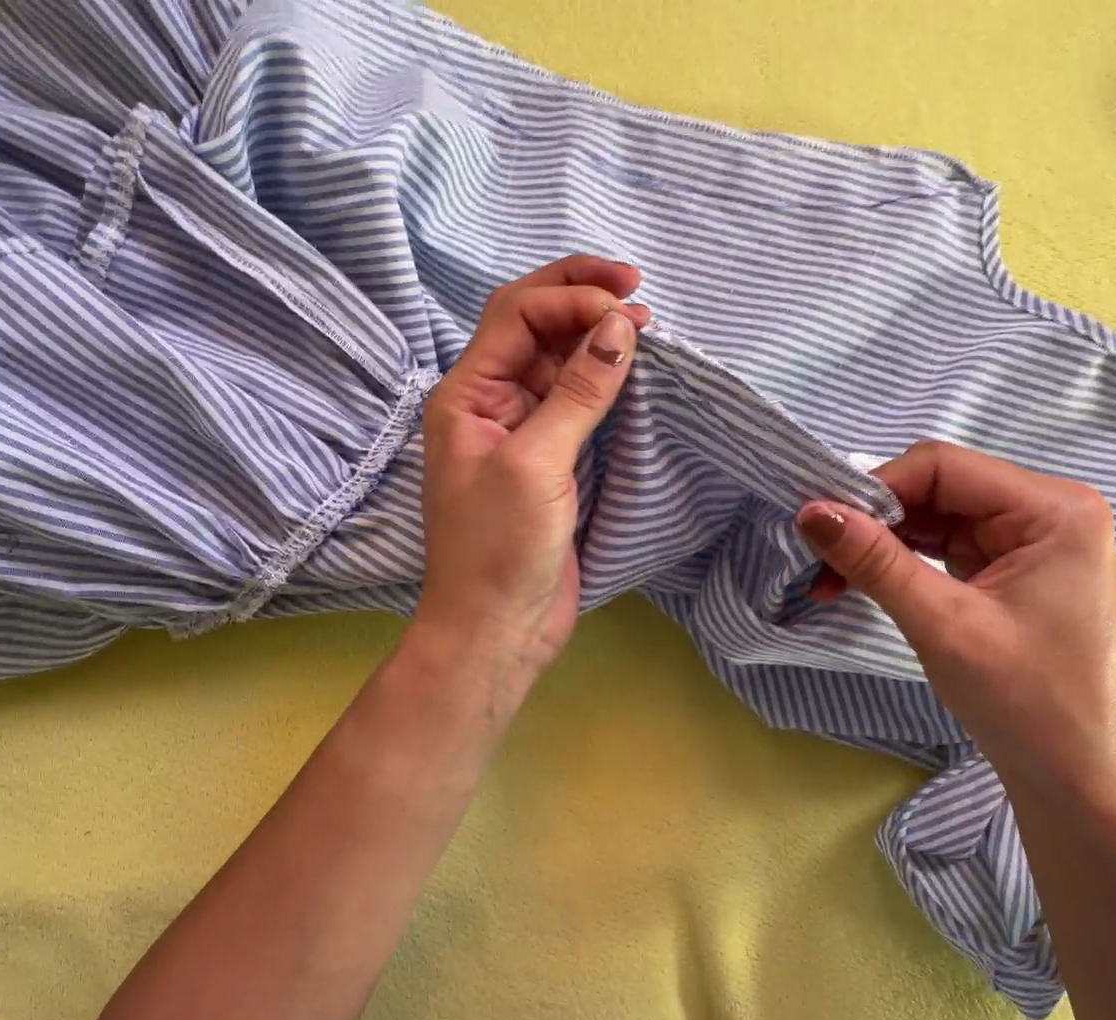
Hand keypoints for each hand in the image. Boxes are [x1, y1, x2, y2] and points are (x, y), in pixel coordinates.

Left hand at [414, 255, 648, 715]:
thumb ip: (577, 393)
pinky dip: (605, 384)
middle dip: (583, 303)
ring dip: (598, 341)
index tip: (629, 302)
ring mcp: (521, 433)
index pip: (517, 314)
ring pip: (558, 364)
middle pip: (535, 328)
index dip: (571, 295)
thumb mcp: (536, 465)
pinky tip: (636, 375)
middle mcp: (490, 403)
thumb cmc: (499, 551)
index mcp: (467, 395)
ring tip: (648, 329)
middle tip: (641, 293)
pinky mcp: (550, 462)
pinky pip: (576, 405)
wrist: (496, 630)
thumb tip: (620, 326)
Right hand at [796, 441, 1115, 796]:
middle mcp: (1047, 512)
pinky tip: (861, 582)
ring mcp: (1028, 541)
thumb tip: (810, 512)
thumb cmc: (1025, 701)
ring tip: (830, 578)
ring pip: (932, 518)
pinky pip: (941, 546)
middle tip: (819, 556)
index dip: (877, 487)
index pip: (943, 467)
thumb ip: (875, 561)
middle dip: (874, 521)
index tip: (821, 522)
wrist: (1074, 777)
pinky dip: (899, 562)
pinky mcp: (1008, 569)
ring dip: (880, 544)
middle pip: (937, 489)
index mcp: (1054, 510)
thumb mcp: (942, 623)